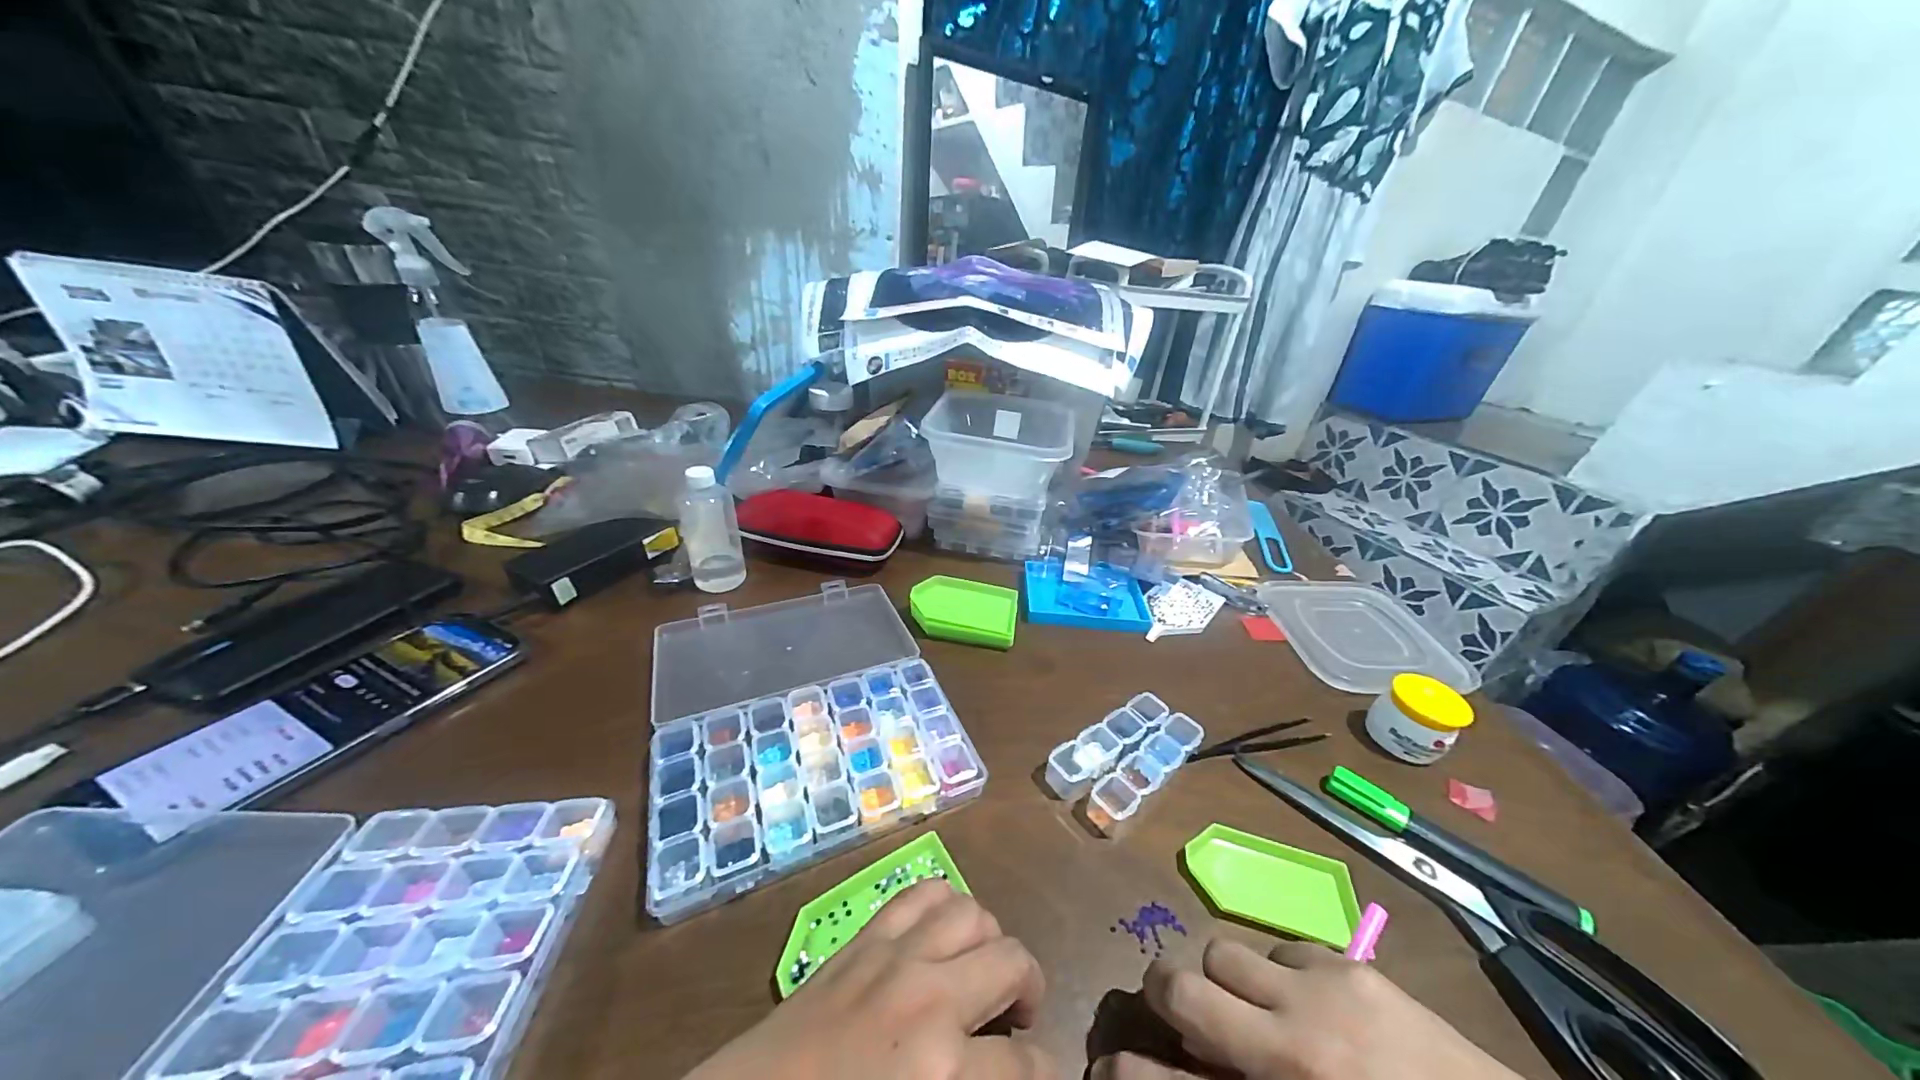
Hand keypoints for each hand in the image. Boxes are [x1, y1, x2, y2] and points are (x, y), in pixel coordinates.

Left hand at [683, 879, 1053, 1079]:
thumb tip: (1008, 1066)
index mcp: (943, 1067)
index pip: (1027, 1063)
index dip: (1045, 1068)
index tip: (1039, 1068)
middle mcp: (929, 996)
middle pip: (1012, 960)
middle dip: (1030, 987)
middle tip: (1016, 1016)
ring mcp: (894, 955)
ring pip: (973, 912)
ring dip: (989, 939)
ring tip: (981, 967)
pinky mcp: (865, 935)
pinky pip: (920, 893)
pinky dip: (944, 905)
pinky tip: (943, 932)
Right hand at [1095, 937, 1522, 1079]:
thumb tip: (1188, 1067)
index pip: (1162, 1079)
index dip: (1123, 1070)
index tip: (1106, 1066)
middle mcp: (1288, 1048)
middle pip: (1178, 984)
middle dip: (1167, 994)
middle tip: (1183, 1013)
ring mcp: (1321, 998)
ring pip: (1224, 949)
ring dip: (1228, 979)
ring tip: (1258, 1008)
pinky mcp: (1355, 969)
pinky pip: (1283, 948)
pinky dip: (1281, 972)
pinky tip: (1313, 1003)